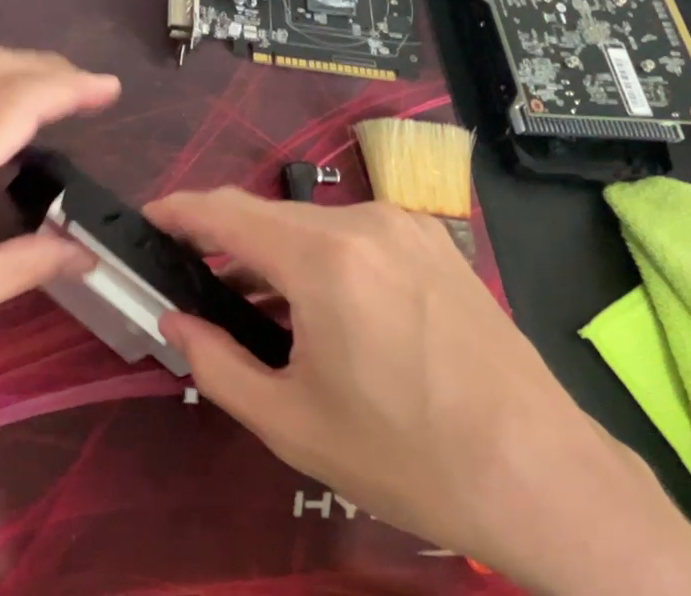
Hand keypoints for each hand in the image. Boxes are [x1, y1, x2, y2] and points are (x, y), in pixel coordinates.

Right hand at [144, 191, 690, 594]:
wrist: (544, 479)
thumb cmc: (405, 455)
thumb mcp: (289, 421)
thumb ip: (215, 361)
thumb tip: (176, 320)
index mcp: (325, 259)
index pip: (225, 211)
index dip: (177, 211)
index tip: (145, 221)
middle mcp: (366, 224)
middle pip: (267, 216)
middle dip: (221, 241)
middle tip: (191, 282)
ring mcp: (409, 230)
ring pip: (310, 227)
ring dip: (271, 255)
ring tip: (252, 309)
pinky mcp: (437, 247)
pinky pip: (353, 238)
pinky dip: (317, 260)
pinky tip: (315, 309)